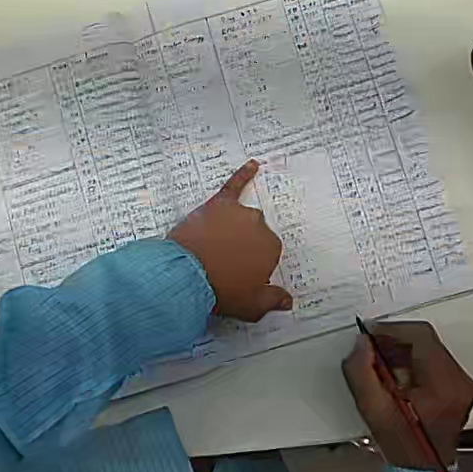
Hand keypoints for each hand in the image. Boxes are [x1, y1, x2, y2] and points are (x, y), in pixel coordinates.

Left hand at [168, 160, 293, 320]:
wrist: (185, 275)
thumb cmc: (220, 289)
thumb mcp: (251, 306)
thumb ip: (272, 301)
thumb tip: (287, 301)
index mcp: (271, 248)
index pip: (267, 253)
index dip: (251, 263)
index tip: (240, 273)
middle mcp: (259, 226)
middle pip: (254, 233)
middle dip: (243, 245)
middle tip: (225, 262)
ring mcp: (238, 213)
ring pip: (242, 216)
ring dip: (234, 226)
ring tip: (215, 244)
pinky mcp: (218, 204)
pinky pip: (234, 185)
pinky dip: (243, 174)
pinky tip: (253, 165)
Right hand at [342, 321, 472, 469]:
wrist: (422, 471)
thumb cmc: (402, 446)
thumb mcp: (373, 409)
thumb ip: (361, 371)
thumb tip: (363, 343)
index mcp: (444, 385)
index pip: (419, 336)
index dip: (390, 330)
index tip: (370, 336)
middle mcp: (459, 381)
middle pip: (424, 338)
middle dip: (394, 340)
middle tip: (373, 351)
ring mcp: (461, 383)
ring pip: (428, 345)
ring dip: (402, 348)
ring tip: (383, 366)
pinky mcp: (458, 384)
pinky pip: (432, 357)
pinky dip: (411, 358)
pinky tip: (396, 374)